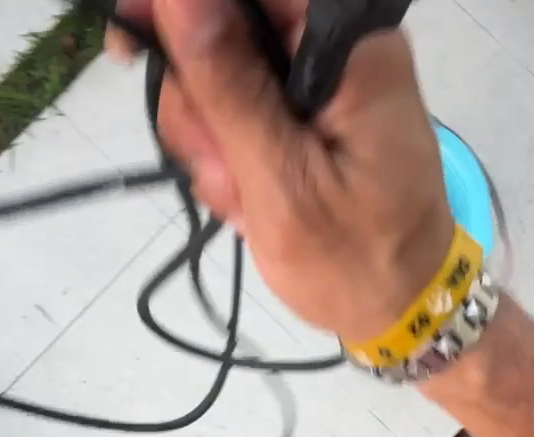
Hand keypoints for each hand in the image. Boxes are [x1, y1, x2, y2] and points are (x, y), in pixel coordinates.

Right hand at [112, 0, 453, 343]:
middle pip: (226, 31)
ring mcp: (323, 85)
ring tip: (246, 204)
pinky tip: (252, 203)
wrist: (402, 309)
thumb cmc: (356, 262)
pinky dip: (234, 160)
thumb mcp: (283, 185)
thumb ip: (231, 89)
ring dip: (216, 145)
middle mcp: (338, 50)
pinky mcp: (311, 117)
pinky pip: (244, 114)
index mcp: (347, 49)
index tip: (130, 43)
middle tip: (224, 175)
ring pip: (224, 77)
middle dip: (203, 105)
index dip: (181, 9)